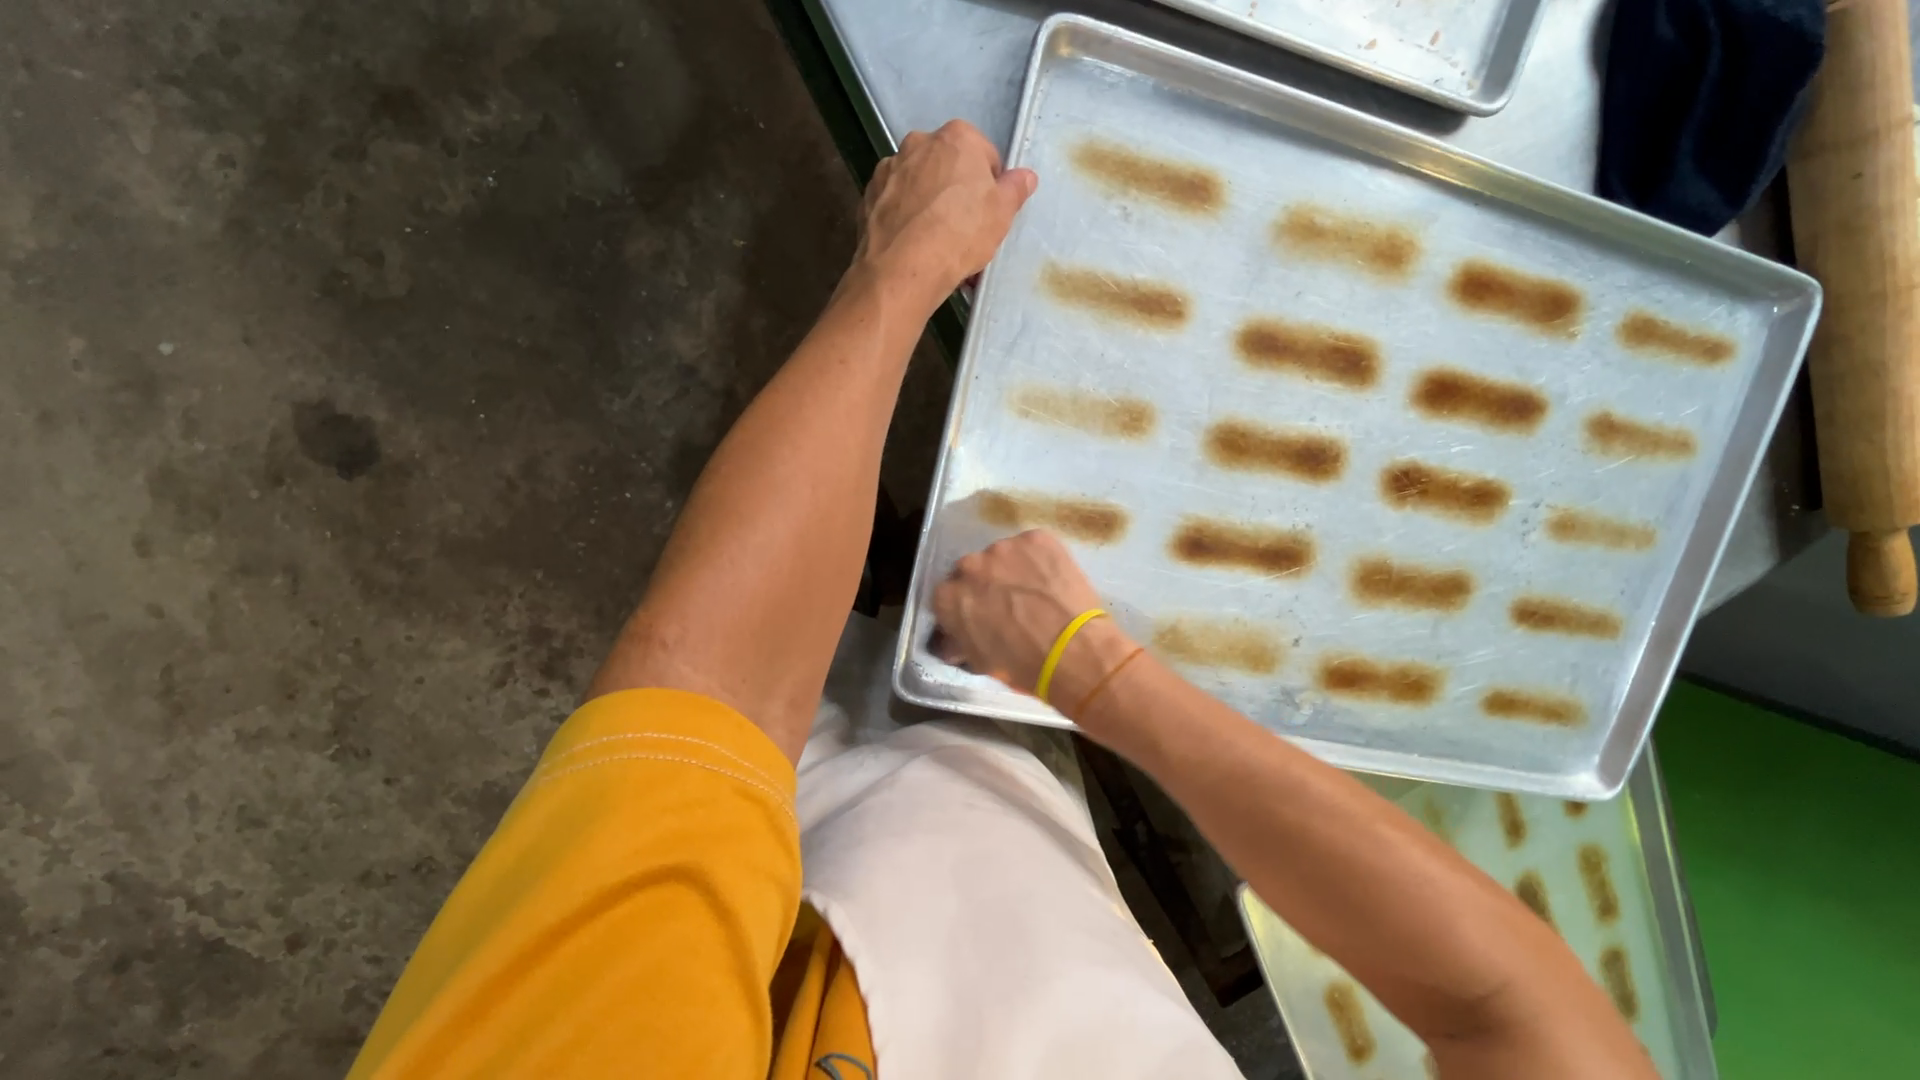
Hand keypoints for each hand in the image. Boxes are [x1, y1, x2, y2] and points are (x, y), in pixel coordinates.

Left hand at [852, 119, 1037, 313]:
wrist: (903, 268)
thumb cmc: (961, 233)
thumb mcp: (1002, 213)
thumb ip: (1015, 189)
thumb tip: (1025, 176)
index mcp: (956, 137)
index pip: (984, 155)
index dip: (990, 186)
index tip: (988, 213)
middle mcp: (918, 143)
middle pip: (947, 168)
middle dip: (956, 194)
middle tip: (965, 231)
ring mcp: (889, 169)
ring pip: (919, 187)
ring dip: (929, 207)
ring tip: (937, 245)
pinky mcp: (868, 196)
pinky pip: (896, 206)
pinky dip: (905, 221)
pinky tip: (913, 248)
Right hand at [931, 530, 1136, 714]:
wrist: (1074, 651)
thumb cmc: (1023, 665)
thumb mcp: (980, 661)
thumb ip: (960, 643)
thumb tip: (952, 643)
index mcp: (948, 597)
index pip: (947, 596)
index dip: (964, 607)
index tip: (979, 617)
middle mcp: (969, 565)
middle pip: (973, 571)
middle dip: (986, 585)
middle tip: (1008, 604)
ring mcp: (1003, 547)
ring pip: (1003, 556)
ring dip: (1012, 570)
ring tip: (1035, 593)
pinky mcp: (1036, 539)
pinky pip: (1032, 548)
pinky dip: (1039, 561)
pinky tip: (1052, 581)